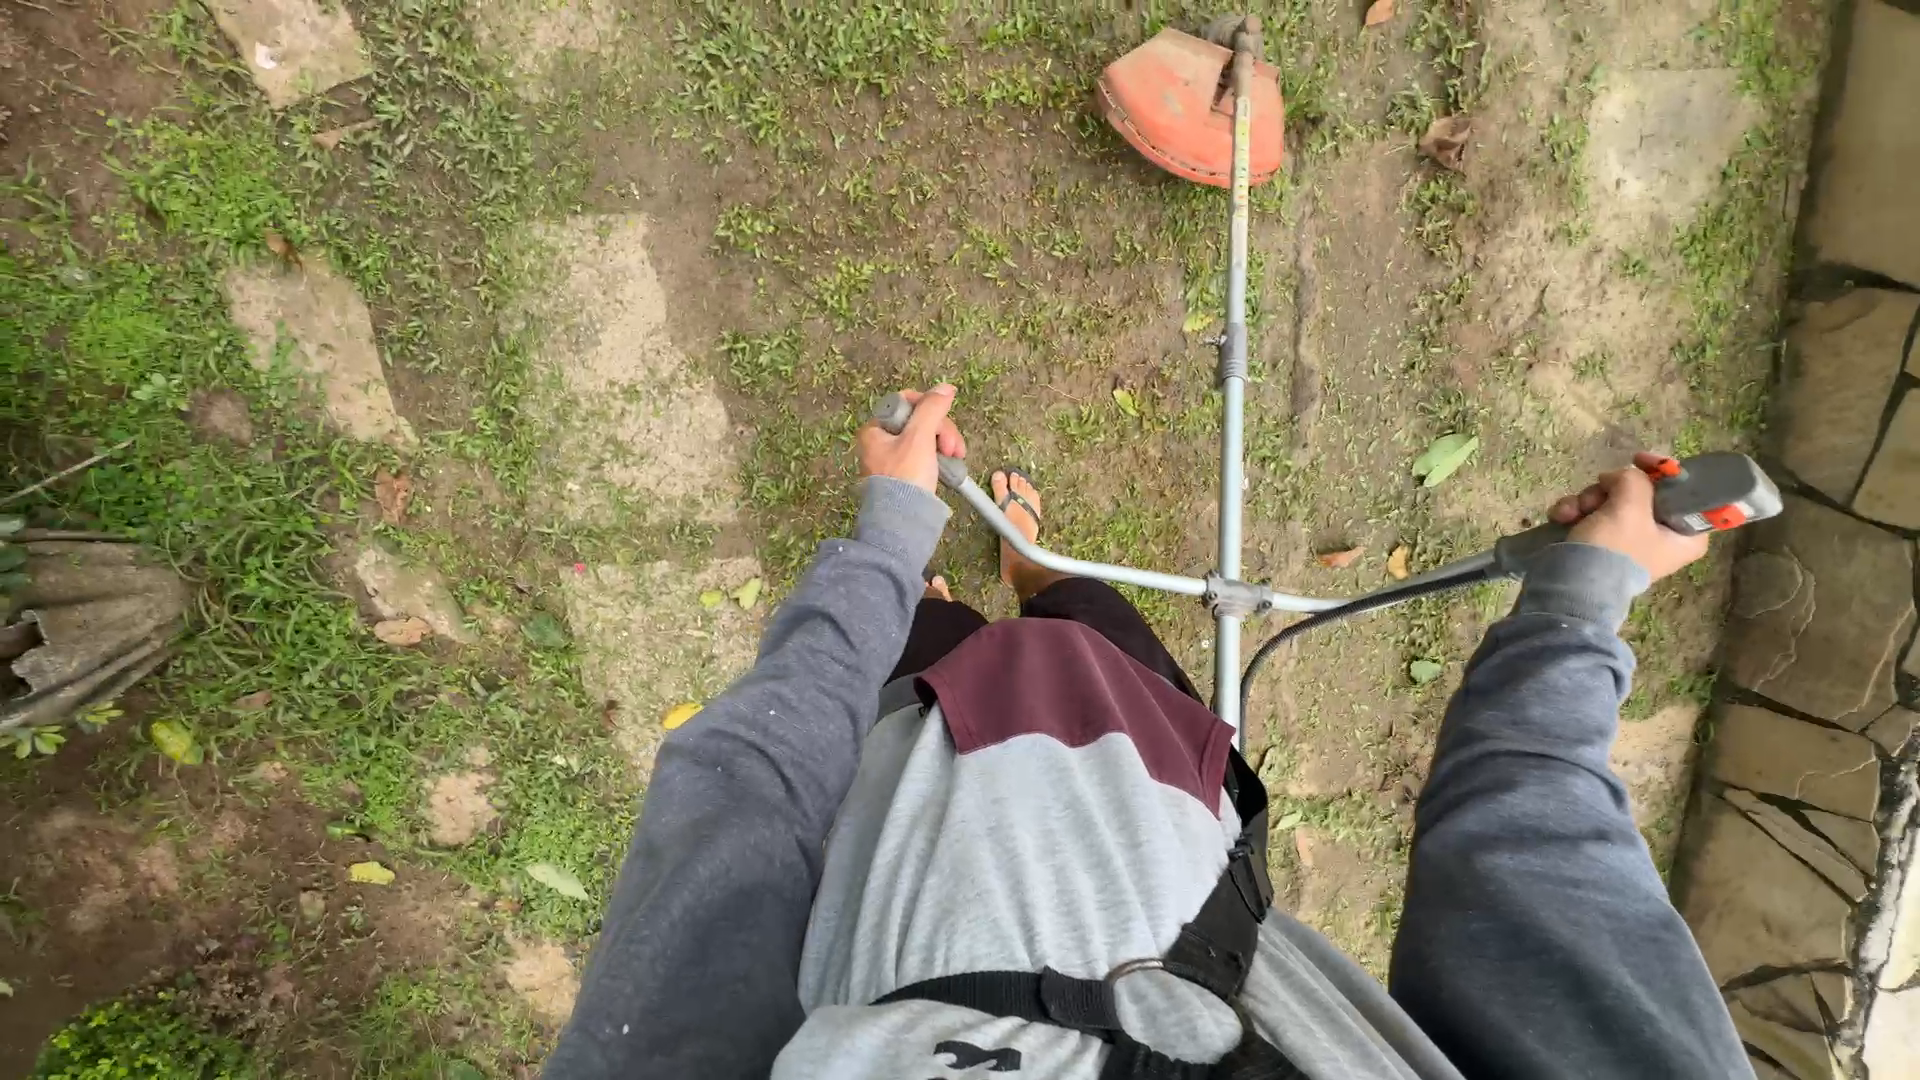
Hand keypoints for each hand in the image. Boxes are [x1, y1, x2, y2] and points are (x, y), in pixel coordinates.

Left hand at [856, 384, 966, 493]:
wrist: (902, 522)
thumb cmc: (906, 477)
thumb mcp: (919, 438)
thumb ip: (932, 409)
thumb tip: (946, 388)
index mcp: (876, 429)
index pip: (906, 402)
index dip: (929, 407)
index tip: (944, 422)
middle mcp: (881, 442)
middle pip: (919, 420)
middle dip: (941, 431)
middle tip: (953, 448)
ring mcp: (893, 459)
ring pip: (925, 438)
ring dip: (944, 445)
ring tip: (955, 459)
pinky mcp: (905, 475)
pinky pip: (925, 456)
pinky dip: (939, 459)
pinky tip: (948, 468)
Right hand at [1549, 451, 1709, 581]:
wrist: (1569, 585)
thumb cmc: (1612, 550)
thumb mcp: (1629, 508)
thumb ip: (1633, 482)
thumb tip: (1619, 476)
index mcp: (1686, 535)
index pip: (1685, 492)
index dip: (1662, 473)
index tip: (1637, 460)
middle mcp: (1660, 537)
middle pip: (1639, 495)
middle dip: (1608, 491)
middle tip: (1593, 497)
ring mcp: (1627, 541)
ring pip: (1609, 503)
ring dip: (1585, 500)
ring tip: (1570, 511)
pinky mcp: (1598, 544)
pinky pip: (1589, 516)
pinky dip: (1573, 512)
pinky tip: (1561, 517)